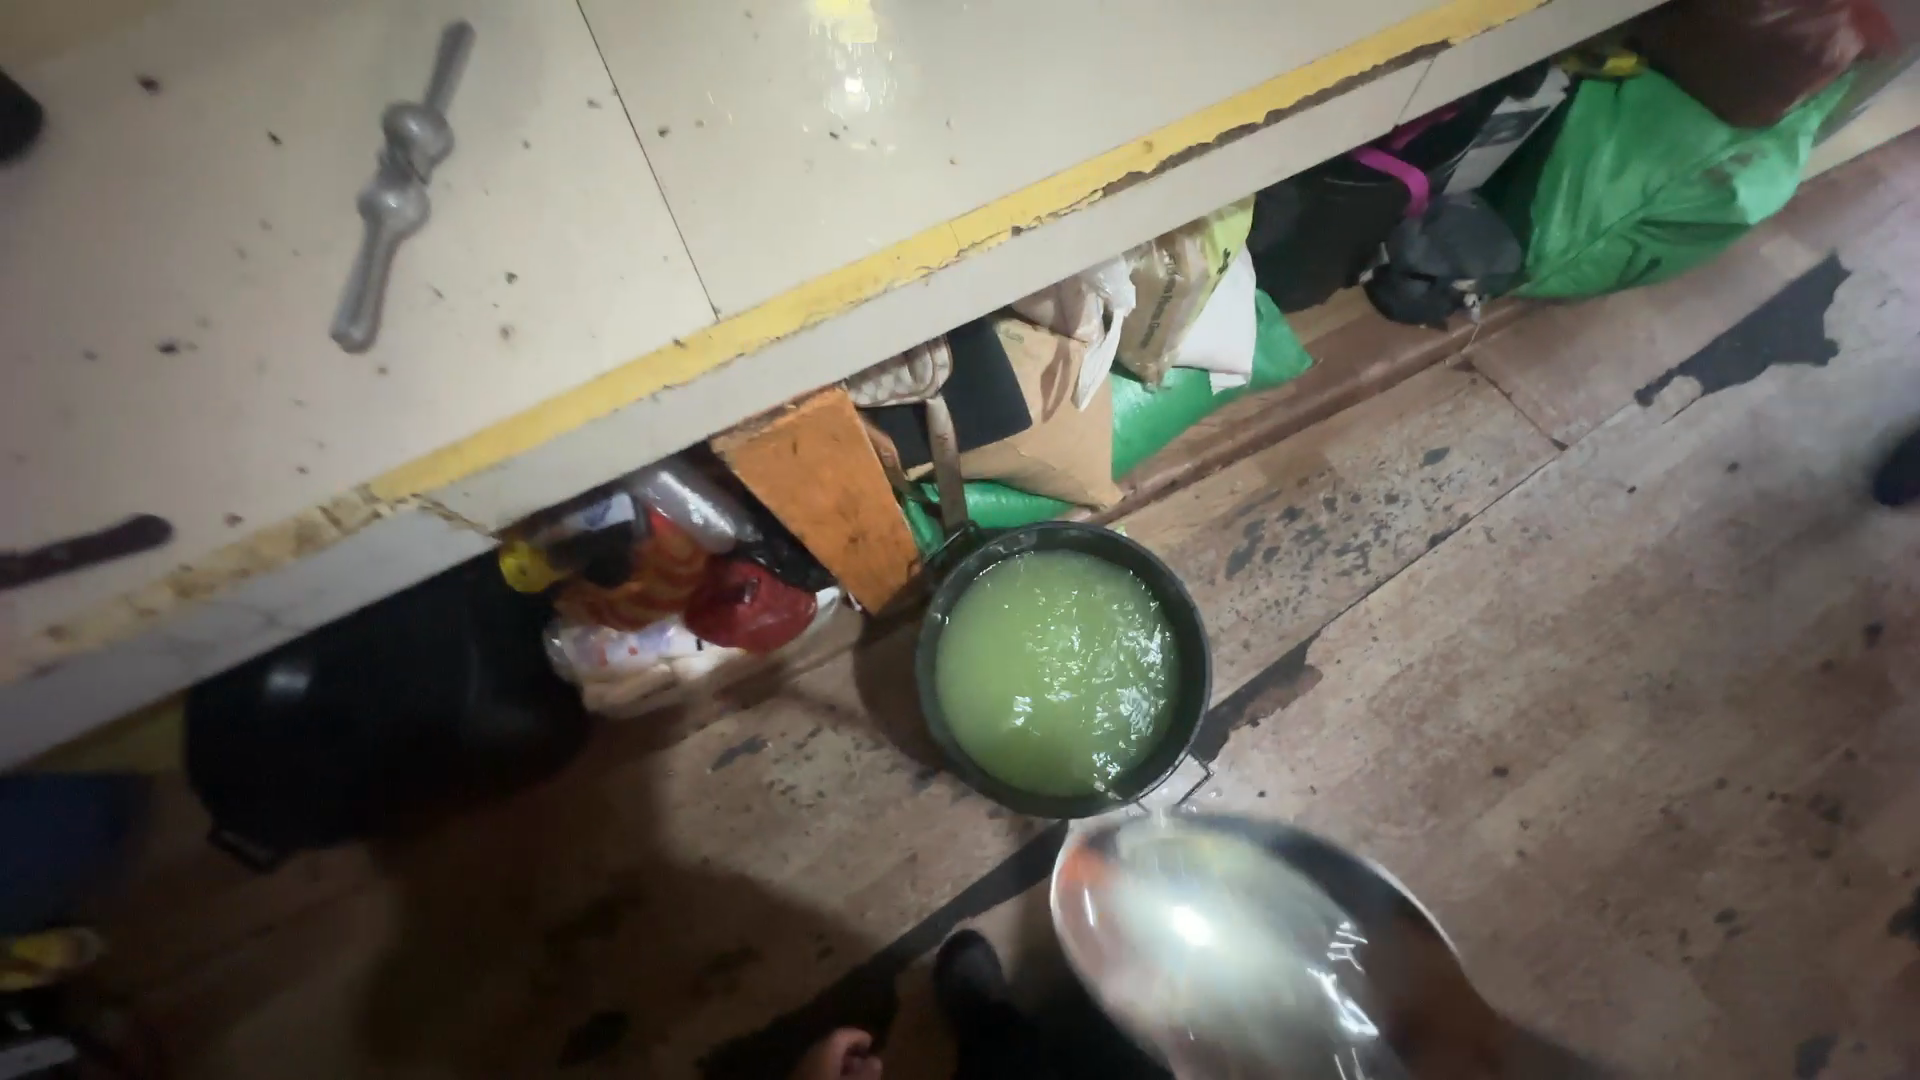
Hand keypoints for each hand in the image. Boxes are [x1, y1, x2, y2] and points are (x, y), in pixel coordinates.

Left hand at [790, 1028, 882, 1079]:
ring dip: (838, 1069)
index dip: (858, 1037)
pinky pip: (815, 1076)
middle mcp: (810, 1057)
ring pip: (822, 1065)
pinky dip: (827, 1078)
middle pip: (831, 1049)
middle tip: (864, 1065)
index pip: (842, 1035)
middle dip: (849, 1055)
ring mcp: (800, 1073)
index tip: (871, 1043)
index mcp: (824, 1051)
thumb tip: (875, 1060)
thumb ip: (867, 1073)